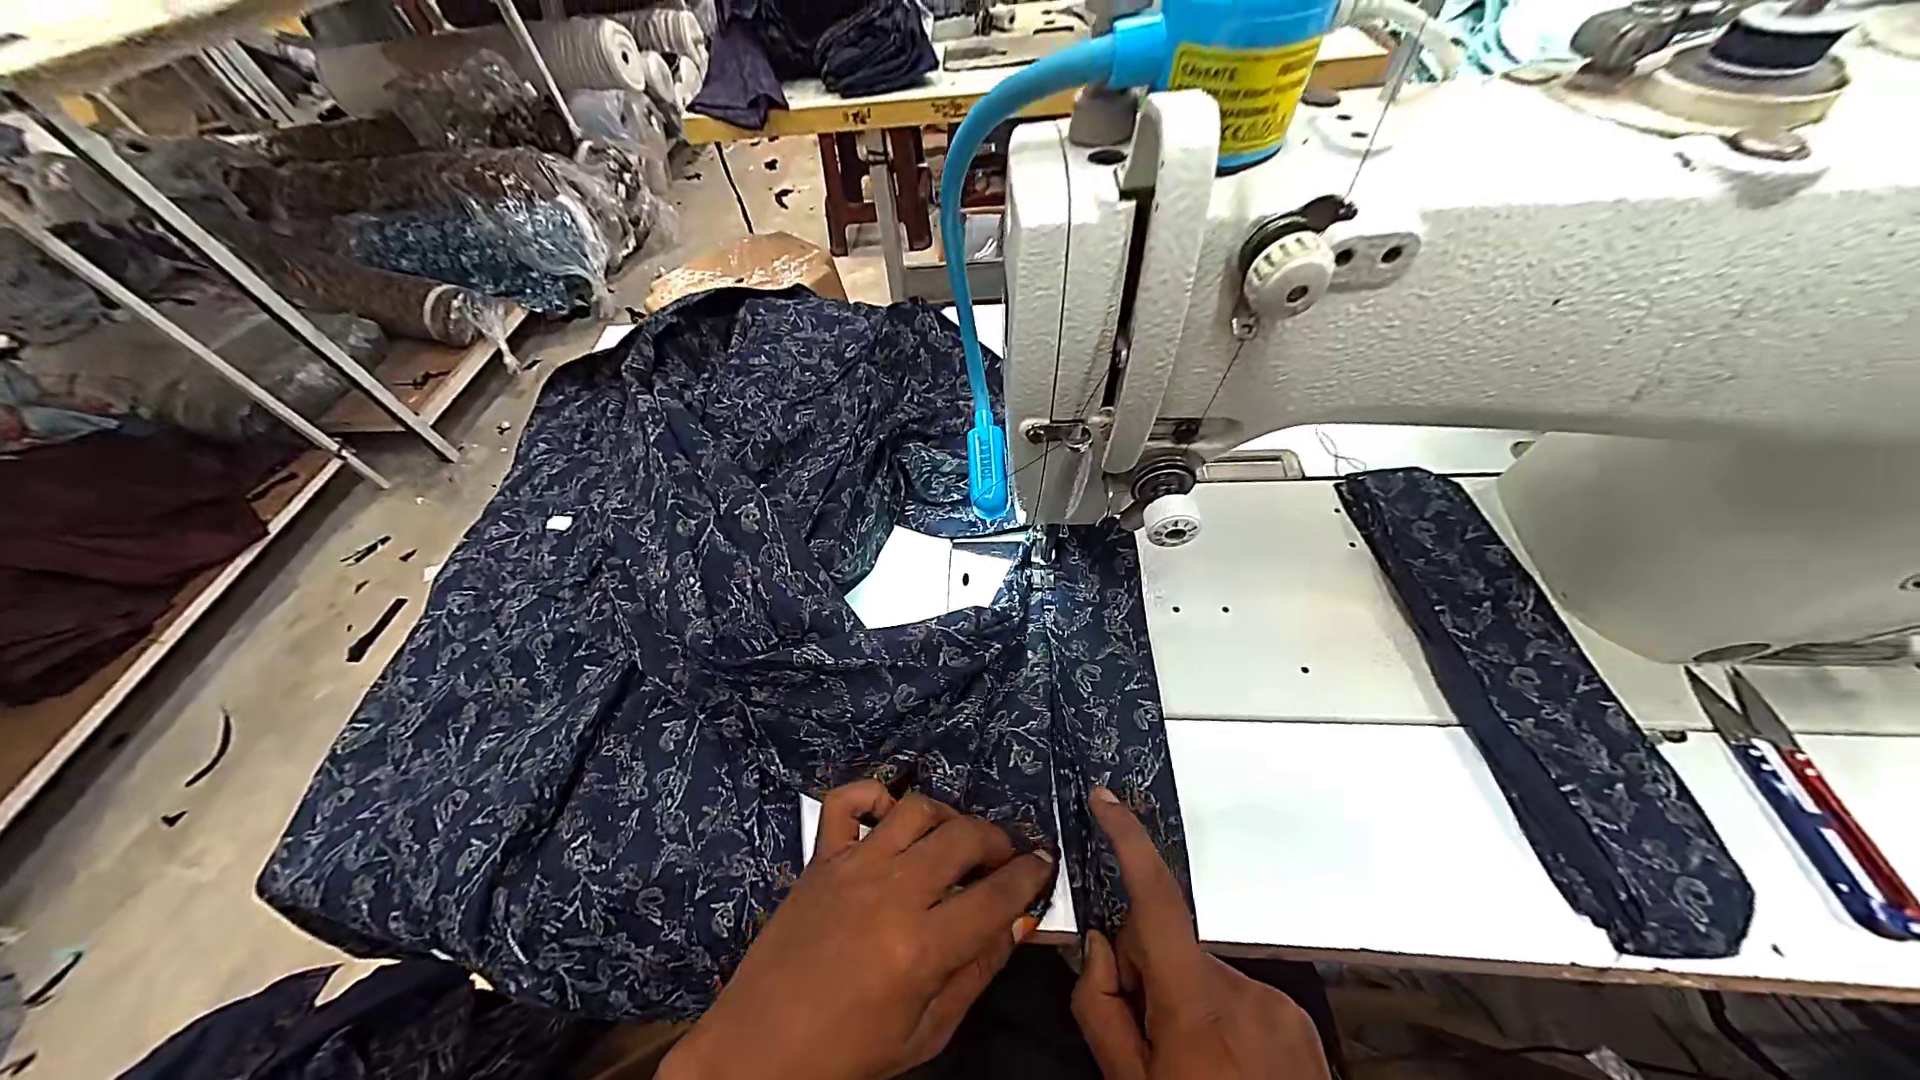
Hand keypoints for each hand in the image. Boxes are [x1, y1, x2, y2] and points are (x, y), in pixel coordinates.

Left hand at [658, 781, 1056, 1079]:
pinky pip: (846, 801)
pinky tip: (891, 815)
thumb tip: (1015, 924)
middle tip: (1005, 856)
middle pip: (964, 838)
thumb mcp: (925, 1034)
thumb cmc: (846, 1055)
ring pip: (917, 810)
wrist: (755, 1052)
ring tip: (956, 839)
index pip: (997, 896)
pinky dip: (873, 794)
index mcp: (921, 947)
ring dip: (949, 816)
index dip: (1031, 876)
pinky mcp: (820, 858)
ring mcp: (852, 866)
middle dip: (998, 840)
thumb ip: (976, 972)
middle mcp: (891, 892)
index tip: (1045, 863)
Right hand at [1071, 787, 1331, 1079]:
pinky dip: (1219, 1019)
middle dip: (1146, 971)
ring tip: (1190, 1062)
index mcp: (1197, 1002)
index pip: (1157, 900)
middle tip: (1147, 1037)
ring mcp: (1280, 1005)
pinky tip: (1223, 1067)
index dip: (1130, 841)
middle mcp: (1245, 990)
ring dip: (1184, 1001)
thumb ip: (1098, 1003)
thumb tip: (1101, 945)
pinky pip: (1238, 996)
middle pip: (1168, 944)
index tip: (1107, 800)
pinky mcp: (1301, 1022)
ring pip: (1201, 972)